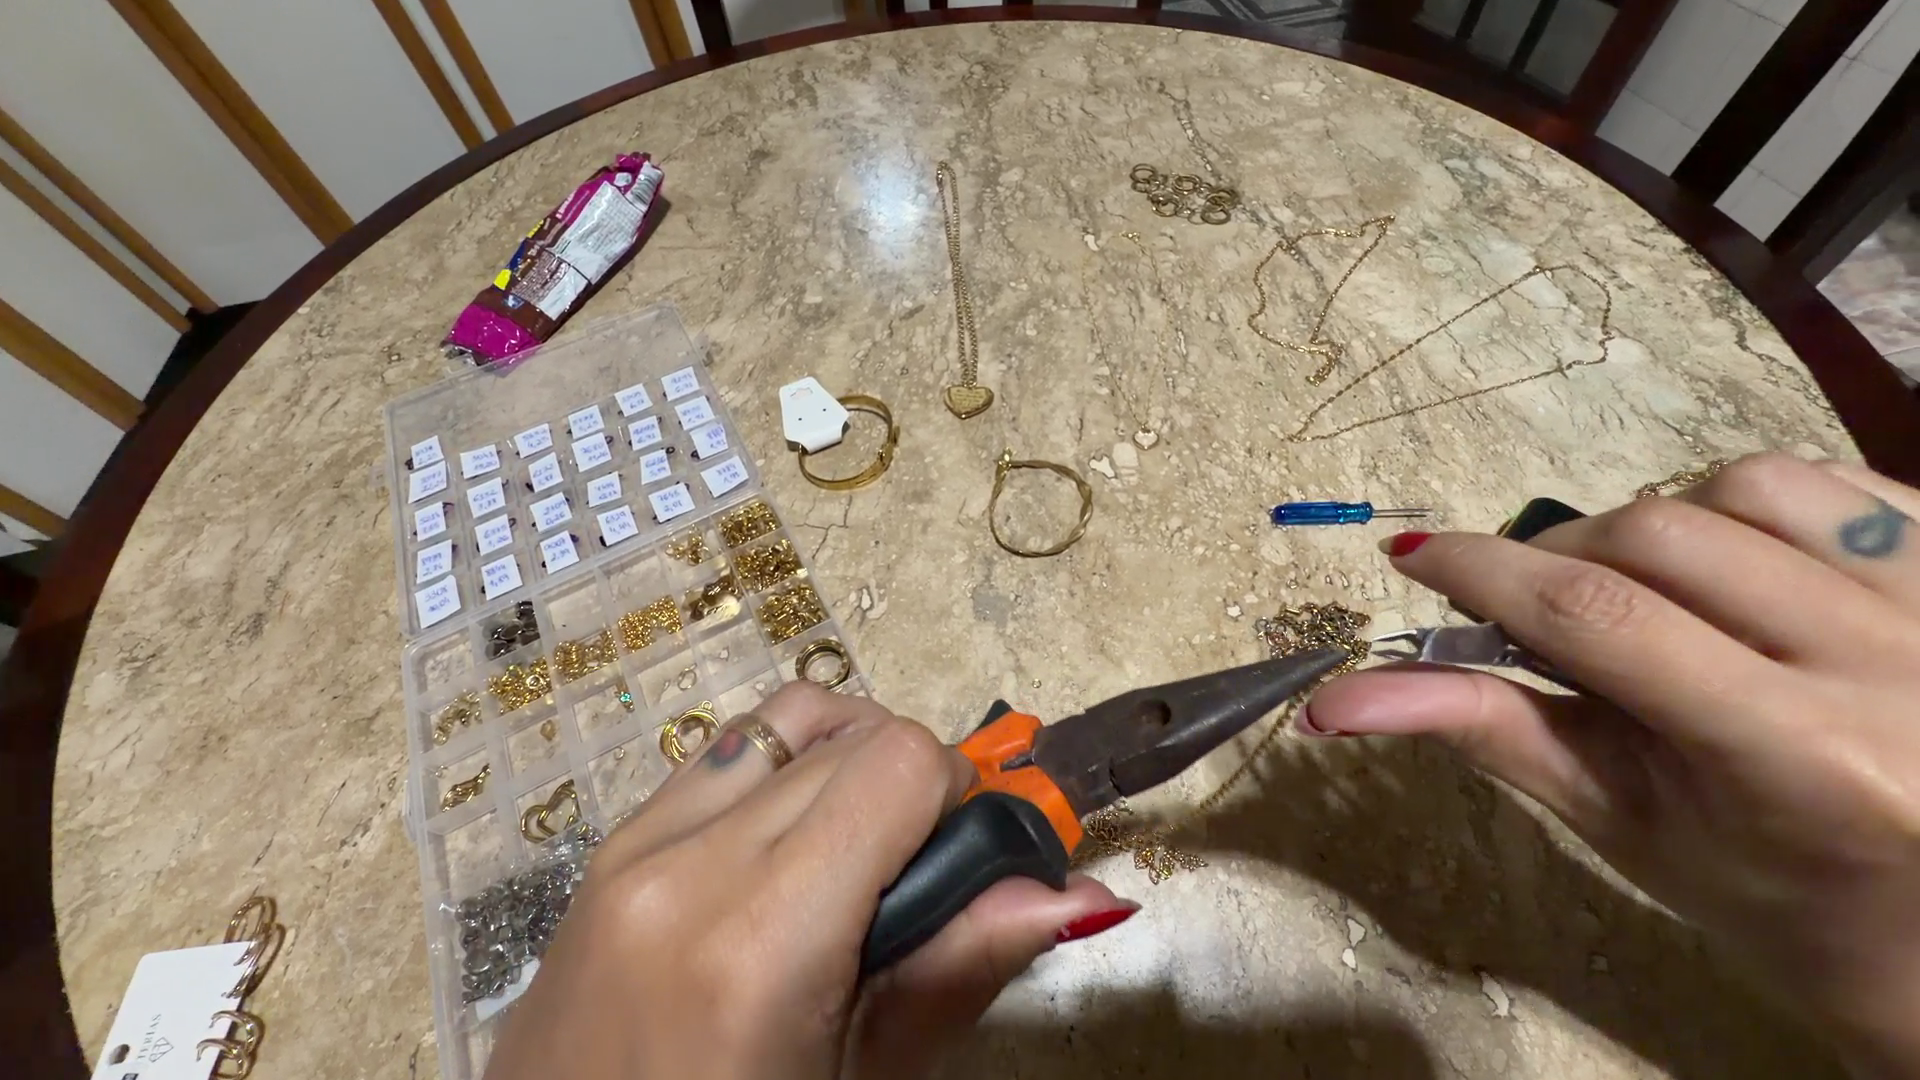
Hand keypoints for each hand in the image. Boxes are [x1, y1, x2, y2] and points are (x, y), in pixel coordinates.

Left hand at [482, 681, 1131, 1079]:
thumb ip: (962, 966)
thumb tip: (1080, 894)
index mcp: (758, 939)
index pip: (898, 764)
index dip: (957, 792)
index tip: (967, 853)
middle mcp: (689, 860)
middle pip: (854, 735)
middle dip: (913, 780)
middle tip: (919, 865)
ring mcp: (637, 839)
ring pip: (793, 716)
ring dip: (853, 752)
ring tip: (864, 831)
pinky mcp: (614, 837)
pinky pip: (730, 746)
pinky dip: (789, 761)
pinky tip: (793, 832)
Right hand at [1304, 454, 1919, 1076]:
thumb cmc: (1753, 888)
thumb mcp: (1605, 816)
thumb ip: (1477, 729)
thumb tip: (1330, 703)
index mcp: (1802, 758)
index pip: (1594, 616)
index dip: (1479, 570)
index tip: (1410, 555)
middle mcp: (1900, 666)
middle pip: (1655, 537)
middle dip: (1552, 557)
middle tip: (1527, 608)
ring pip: (1739, 488)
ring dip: (1642, 527)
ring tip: (1635, 589)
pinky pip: (1822, 478)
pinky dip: (1734, 502)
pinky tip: (1721, 565)